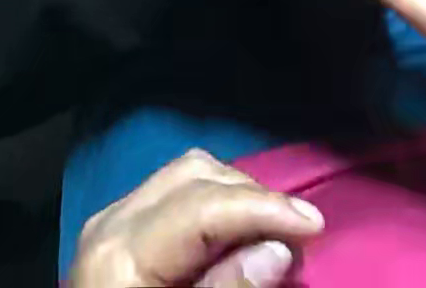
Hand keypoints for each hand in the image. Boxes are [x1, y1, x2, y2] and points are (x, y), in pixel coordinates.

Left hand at [68, 149, 323, 287]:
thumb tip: (278, 248)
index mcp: (122, 252)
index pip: (201, 206)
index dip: (261, 207)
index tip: (315, 222)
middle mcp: (112, 218)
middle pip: (192, 174)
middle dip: (251, 196)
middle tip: (300, 236)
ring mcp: (111, 218)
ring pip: (183, 174)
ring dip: (234, 193)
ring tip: (275, 232)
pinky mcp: (117, 227)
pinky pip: (170, 191)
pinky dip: (210, 202)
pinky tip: (237, 229)